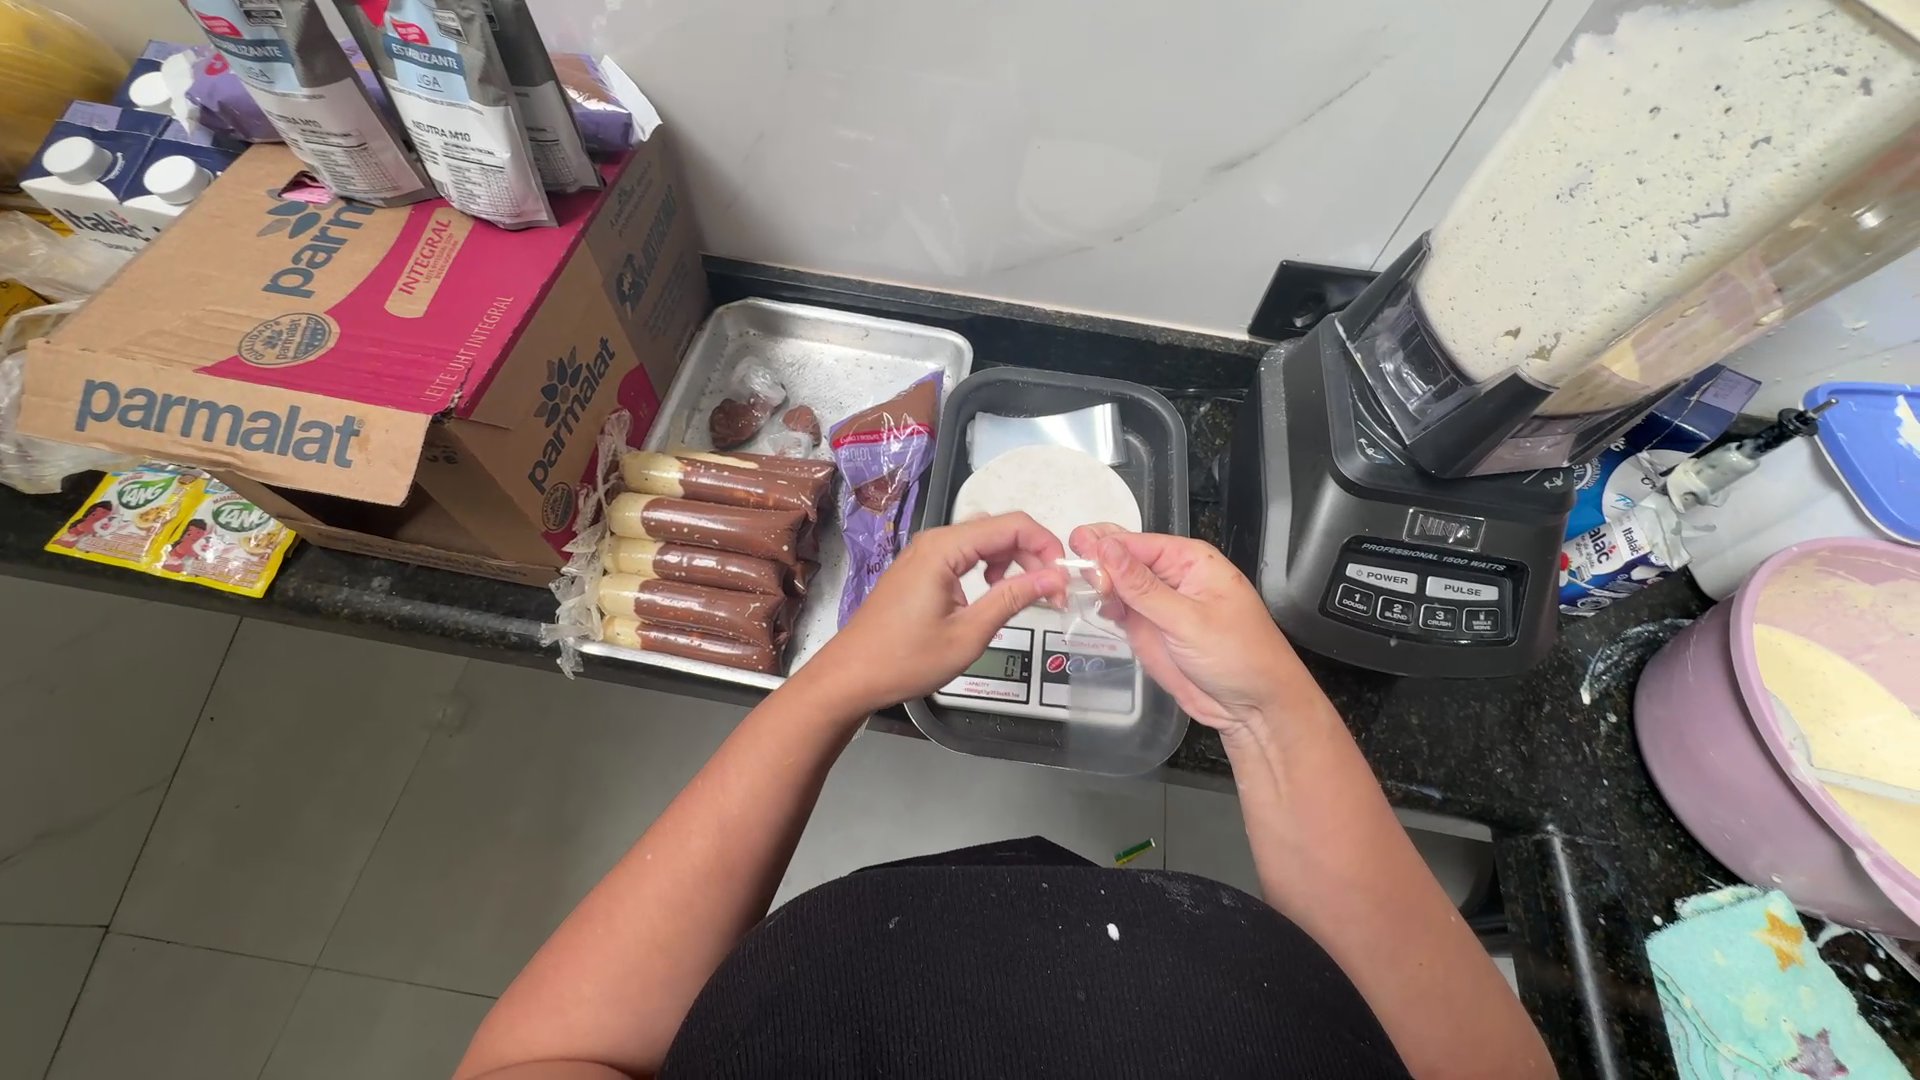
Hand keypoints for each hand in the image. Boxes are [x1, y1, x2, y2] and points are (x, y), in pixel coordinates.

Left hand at [800, 512, 1066, 716]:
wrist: (850, 675)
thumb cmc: (906, 659)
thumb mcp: (969, 634)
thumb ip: (1012, 599)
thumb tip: (1055, 577)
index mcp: (945, 548)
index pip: (1012, 524)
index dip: (1046, 546)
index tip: (1063, 580)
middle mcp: (935, 541)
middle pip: (999, 528)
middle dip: (1032, 554)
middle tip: (1052, 593)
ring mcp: (924, 553)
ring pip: (982, 540)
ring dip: (1011, 560)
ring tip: (1025, 594)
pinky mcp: (920, 568)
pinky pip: (964, 553)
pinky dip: (987, 567)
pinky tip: (990, 592)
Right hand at [1068, 524, 1308, 734]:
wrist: (1253, 707)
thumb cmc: (1240, 656)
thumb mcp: (1188, 620)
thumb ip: (1143, 587)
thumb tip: (1108, 548)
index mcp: (1189, 560)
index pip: (1136, 543)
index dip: (1105, 546)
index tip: (1079, 554)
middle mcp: (1171, 576)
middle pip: (1122, 558)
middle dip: (1097, 562)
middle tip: (1077, 577)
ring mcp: (1157, 603)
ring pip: (1116, 583)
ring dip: (1096, 586)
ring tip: (1082, 595)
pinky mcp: (1148, 628)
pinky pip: (1119, 608)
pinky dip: (1103, 608)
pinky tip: (1095, 609)